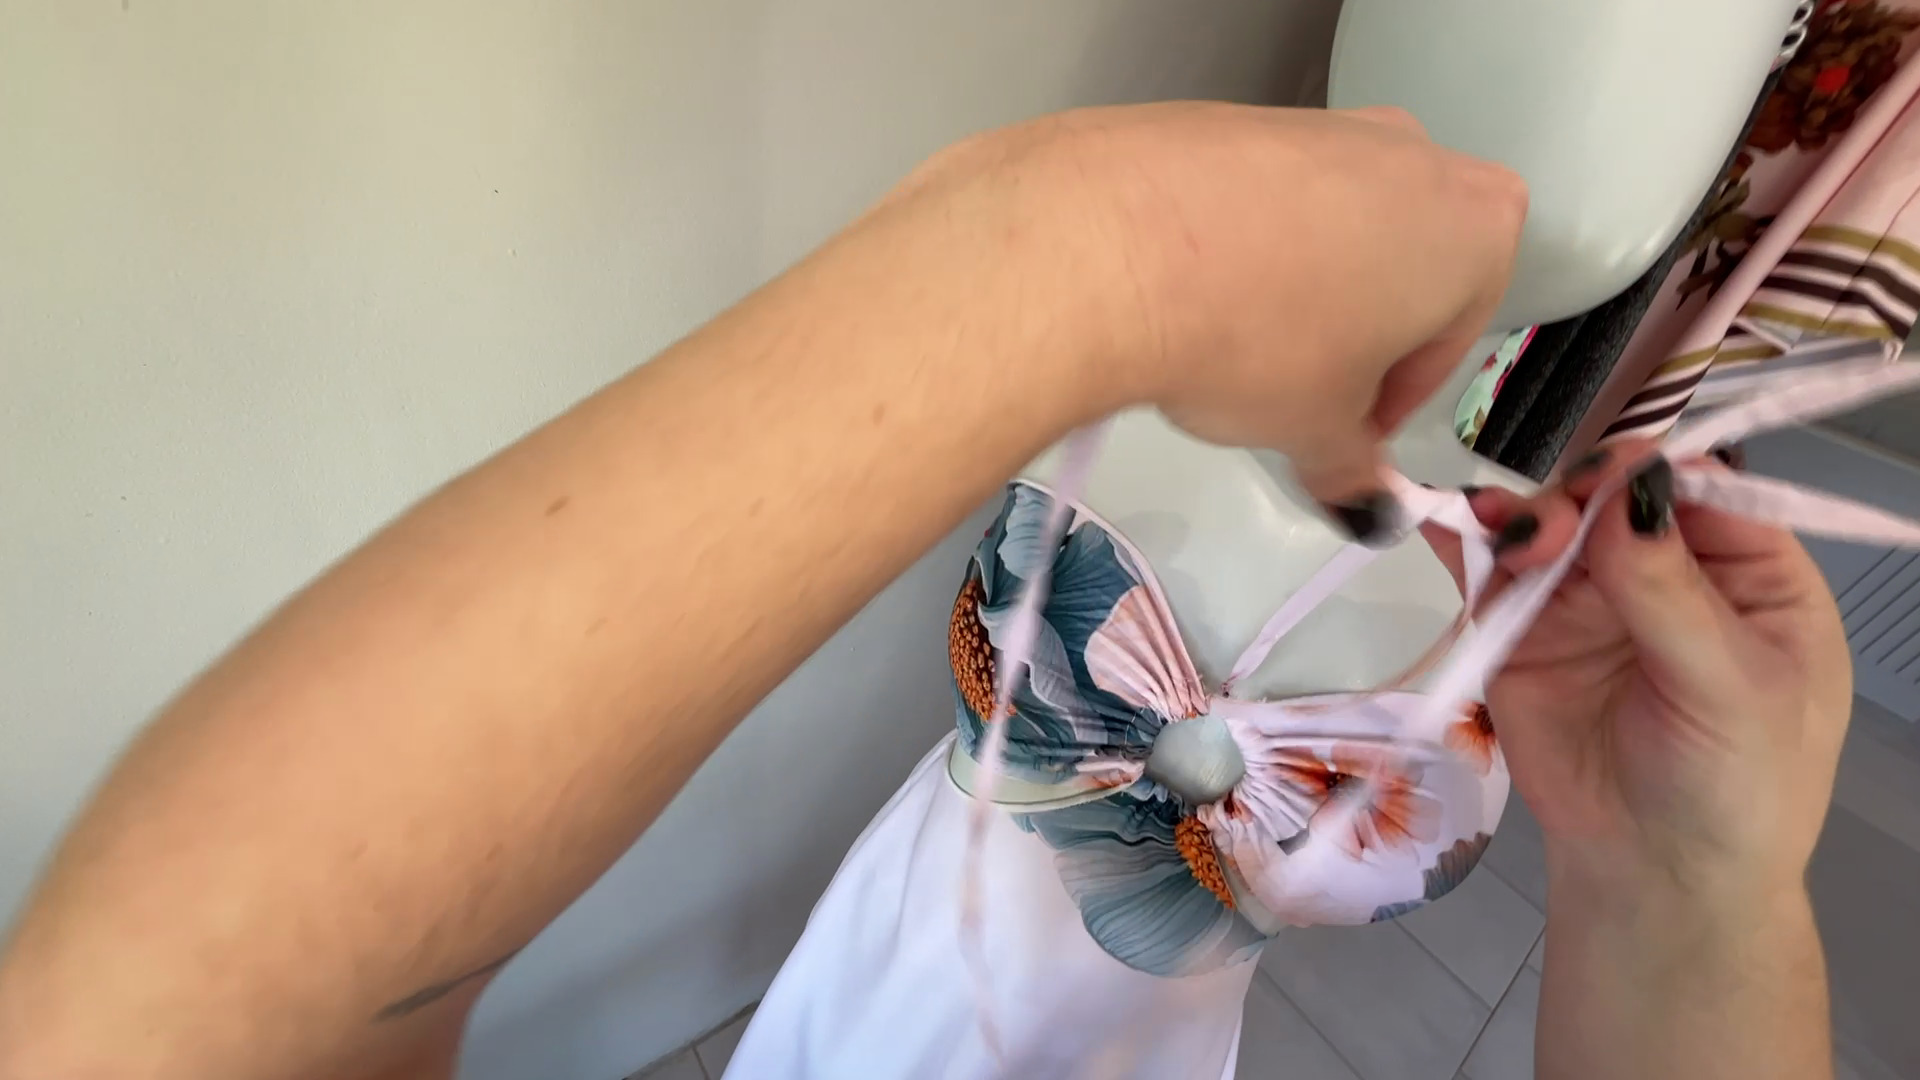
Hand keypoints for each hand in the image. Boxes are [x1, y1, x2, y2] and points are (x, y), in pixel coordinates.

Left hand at [868, 102, 1527, 530]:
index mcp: (1469, 223)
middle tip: (1269, 400)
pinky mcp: (1217, 124)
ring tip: (1208, 354)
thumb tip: (1370, 515)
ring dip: (1275, 308)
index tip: (1330, 438)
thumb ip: (1350, 465)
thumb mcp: (1313, 423)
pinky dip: (1221, 265)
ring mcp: (1306, 132)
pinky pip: (1243, 214)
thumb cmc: (1254, 337)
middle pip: (1388, 280)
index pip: (1453, 336)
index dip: (1389, 402)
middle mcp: (1402, 155)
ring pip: (1312, 243)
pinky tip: (1170, 302)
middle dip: (1337, 351)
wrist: (1111, 244)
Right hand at [1460, 444, 1852, 899]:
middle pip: (1602, 504)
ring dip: (1512, 520)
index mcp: (1742, 574)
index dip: (1647, 477)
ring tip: (1492, 533)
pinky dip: (1459, 543)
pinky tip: (1437, 522)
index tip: (1603, 480)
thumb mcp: (1732, 687)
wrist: (1641, 859)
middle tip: (1540, 538)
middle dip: (1569, 504)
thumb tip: (1625, 492)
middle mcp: (1652, 571)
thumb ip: (1671, 592)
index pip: (1694, 495)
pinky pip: (1485, 573)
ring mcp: (1575, 598)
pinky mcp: (1511, 626)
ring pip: (1538, 530)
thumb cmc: (1730, 780)